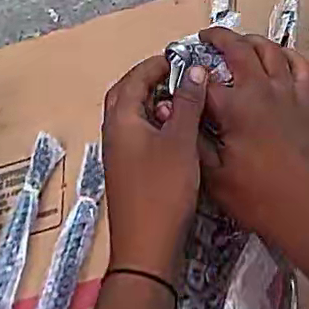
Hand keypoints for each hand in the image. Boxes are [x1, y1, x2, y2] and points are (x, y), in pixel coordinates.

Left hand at [100, 54, 208, 278]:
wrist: (146, 249)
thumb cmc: (162, 191)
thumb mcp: (181, 142)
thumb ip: (187, 104)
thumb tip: (195, 71)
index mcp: (120, 118)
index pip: (134, 78)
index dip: (155, 65)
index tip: (178, 58)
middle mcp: (113, 130)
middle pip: (127, 93)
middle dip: (150, 80)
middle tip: (177, 76)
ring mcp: (117, 151)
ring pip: (132, 114)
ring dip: (153, 102)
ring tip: (181, 100)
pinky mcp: (126, 169)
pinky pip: (137, 132)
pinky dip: (154, 123)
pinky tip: (176, 132)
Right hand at [198, 27, 308, 249]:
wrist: (308, 212)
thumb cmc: (258, 197)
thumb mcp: (213, 175)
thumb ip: (192, 139)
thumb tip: (171, 114)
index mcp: (235, 107)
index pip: (204, 79)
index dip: (189, 74)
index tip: (181, 75)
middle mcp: (261, 90)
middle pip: (237, 48)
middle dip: (218, 37)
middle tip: (206, 38)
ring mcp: (287, 93)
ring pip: (269, 49)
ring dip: (250, 40)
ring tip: (238, 42)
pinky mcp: (307, 102)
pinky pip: (300, 65)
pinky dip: (287, 55)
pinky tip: (277, 57)